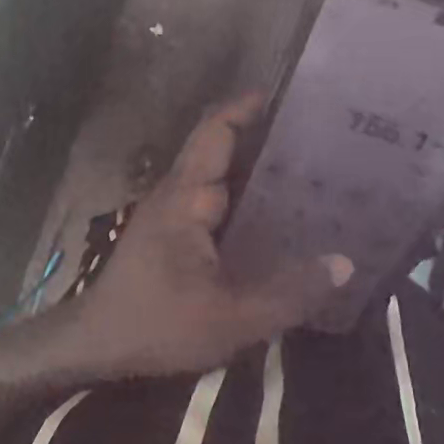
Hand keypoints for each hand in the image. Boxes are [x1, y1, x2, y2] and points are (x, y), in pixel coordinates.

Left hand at [60, 94, 352, 379]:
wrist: (97, 345)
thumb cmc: (158, 325)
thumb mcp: (232, 318)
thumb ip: (290, 293)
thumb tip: (346, 262)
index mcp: (185, 198)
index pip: (215, 131)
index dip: (248, 108)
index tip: (293, 98)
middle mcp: (175, 195)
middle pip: (220, 150)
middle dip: (265, 140)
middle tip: (323, 142)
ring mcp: (169, 214)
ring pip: (217, 178)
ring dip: (255, 172)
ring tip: (313, 175)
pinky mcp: (169, 235)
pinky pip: (211, 204)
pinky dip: (243, 201)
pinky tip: (277, 221)